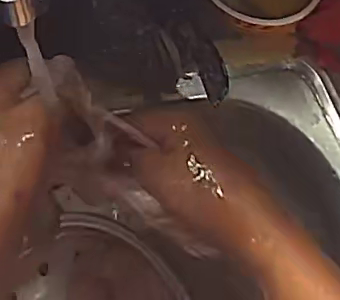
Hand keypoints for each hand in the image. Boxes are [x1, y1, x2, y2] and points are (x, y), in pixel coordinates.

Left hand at [0, 59, 60, 298]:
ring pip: (34, 126)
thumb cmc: (5, 179)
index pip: (29, 66)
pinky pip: (27, 151)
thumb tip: (66, 67)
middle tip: (83, 126)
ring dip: (57, 136)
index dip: (58, 77)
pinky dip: (46, 159)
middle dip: (60, 109)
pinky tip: (60, 174)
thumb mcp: (38, 121)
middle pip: (32, 96)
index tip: (82, 95)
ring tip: (77, 153)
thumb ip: (54, 90)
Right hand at [118, 108, 270, 254]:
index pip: (128, 118)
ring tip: (132, 190)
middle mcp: (187, 124)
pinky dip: (161, 180)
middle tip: (109, 177)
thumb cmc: (203, 194)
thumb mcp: (153, 175)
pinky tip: (157, 198)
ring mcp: (198, 146)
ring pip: (158, 152)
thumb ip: (127, 157)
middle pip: (144, 135)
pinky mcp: (206, 168)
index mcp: (173, 116)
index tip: (92, 156)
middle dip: (126, 154)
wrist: (246, 223)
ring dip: (143, 169)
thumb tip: (109, 151)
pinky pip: (173, 167)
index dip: (107, 137)